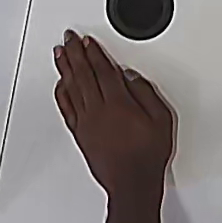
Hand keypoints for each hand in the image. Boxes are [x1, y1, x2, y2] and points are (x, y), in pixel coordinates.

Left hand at [53, 30, 175, 207]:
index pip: (103, 69)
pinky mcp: (79, 133)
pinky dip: (61, 92)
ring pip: (71, 87)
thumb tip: (131, 76)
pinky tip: (60, 83)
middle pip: (83, 73)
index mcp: (118, 103)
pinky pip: (66, 107)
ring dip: (65, 67)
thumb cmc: (147, 156)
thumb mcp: (162, 119)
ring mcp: (86, 122)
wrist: (132, 185)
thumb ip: (146, 93)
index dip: (94, 52)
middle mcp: (98, 110)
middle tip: (69, 37)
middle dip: (75, 52)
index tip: (88, 40)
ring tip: (60, 52)